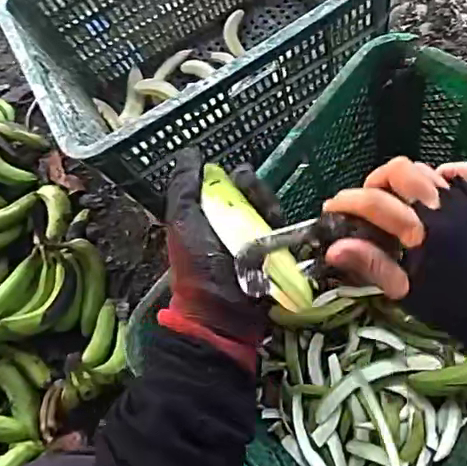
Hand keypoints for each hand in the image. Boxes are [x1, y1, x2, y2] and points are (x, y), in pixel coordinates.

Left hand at [159, 148, 277, 371]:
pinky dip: (281, 224)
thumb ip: (184, 185)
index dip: (232, 177)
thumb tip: (191, 151)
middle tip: (250, 193)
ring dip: (267, 205)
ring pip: (270, 207)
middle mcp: (233, 223)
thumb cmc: (196, 267)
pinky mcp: (276, 253)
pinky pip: (284, 229)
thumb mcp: (182, 220)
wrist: (222, 313)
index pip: (226, 184)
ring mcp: (256, 239)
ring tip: (263, 214)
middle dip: (254, 188)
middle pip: (252, 193)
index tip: (236, 177)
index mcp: (208, 214)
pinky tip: (275, 226)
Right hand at [321, 158, 466, 334]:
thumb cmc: (450, 304)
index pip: (373, 202)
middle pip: (398, 169)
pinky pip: (456, 172)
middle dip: (375, 180)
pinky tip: (430, 192)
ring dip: (402, 179)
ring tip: (395, 200)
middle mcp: (438, 206)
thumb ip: (371, 264)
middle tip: (366, 202)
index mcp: (419, 229)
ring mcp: (460, 199)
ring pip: (423, 168)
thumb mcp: (406, 291)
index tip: (332, 209)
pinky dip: (439, 175)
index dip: (347, 201)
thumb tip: (334, 248)